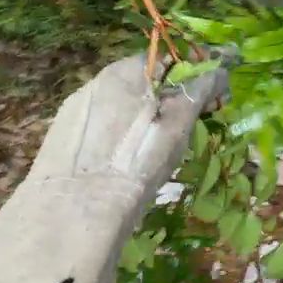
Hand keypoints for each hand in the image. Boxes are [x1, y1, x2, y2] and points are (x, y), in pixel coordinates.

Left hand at [0, 54, 224, 282]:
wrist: (67, 223)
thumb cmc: (133, 165)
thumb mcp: (178, 126)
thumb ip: (199, 91)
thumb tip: (221, 70)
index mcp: (123, 72)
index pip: (167, 58)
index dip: (194, 73)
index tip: (213, 98)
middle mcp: (94, 85)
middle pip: (144, 83)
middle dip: (171, 99)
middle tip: (193, 127)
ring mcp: (74, 116)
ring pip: (122, 110)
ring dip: (147, 122)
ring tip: (161, 155)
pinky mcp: (61, 146)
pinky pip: (102, 133)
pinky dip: (122, 141)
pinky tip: (128, 169)